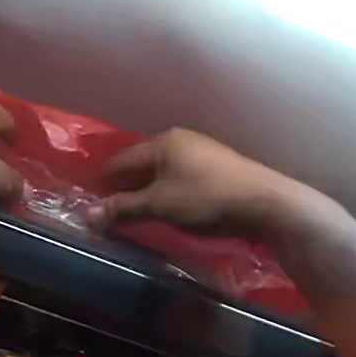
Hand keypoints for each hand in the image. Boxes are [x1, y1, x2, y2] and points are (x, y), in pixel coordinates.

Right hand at [93, 128, 329, 237]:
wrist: (267, 204)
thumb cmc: (206, 198)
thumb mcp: (159, 205)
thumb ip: (122, 208)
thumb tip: (88, 216)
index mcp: (163, 142)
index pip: (121, 159)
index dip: (104, 180)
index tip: (90, 198)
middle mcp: (181, 140)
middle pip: (141, 162)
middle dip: (124, 184)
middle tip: (108, 206)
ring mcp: (202, 152)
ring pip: (161, 170)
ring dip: (145, 188)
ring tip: (133, 209)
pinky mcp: (217, 167)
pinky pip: (178, 176)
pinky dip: (165, 190)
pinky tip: (164, 205)